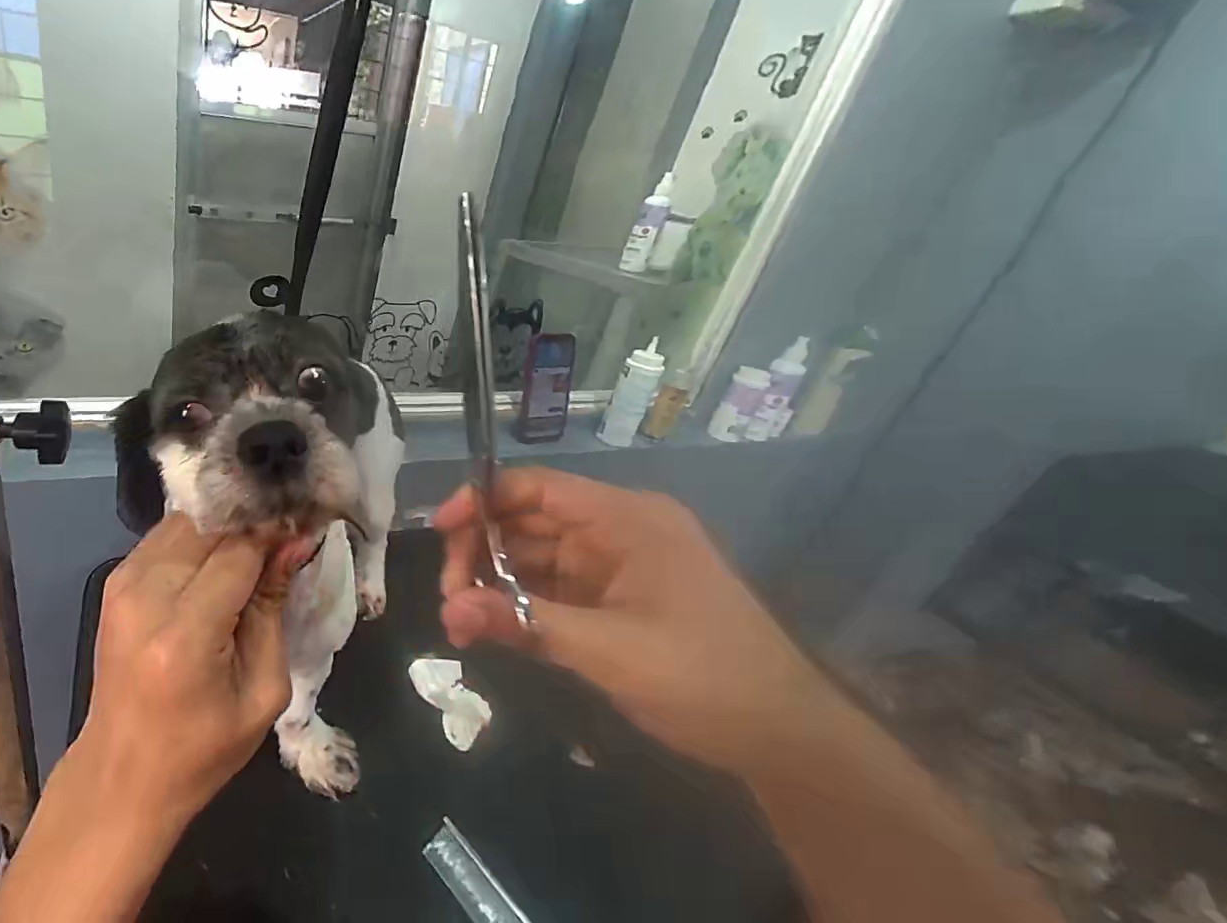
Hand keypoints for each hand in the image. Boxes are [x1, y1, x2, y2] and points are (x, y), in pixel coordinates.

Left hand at [0, 516, 293, 922]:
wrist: (120, 778)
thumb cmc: (202, 750)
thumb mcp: (262, 690)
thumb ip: (274, 608)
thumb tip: (295, 543)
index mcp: (184, 636)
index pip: (240, 552)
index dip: (276, 534)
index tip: (305, 528)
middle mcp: (145, 597)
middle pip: (212, 526)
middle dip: (253, 523)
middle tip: (285, 535)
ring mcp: (122, 584)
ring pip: (188, 520)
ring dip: (226, 527)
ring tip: (255, 548)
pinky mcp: (114, 581)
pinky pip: (167, 535)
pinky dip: (200, 536)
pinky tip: (220, 558)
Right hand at [433, 467, 840, 772]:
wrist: (785, 738)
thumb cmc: (704, 676)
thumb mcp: (610, 650)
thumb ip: (524, 624)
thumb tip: (448, 614)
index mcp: (625, 518)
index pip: (539, 488)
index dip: (483, 499)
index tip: (440, 529)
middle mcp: (616, 532)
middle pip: (530, 522)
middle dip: (482, 552)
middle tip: (449, 598)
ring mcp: (614, 568)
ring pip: (536, 558)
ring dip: (496, 583)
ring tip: (459, 618)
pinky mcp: (613, 602)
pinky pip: (552, 590)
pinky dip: (520, 605)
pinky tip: (490, 626)